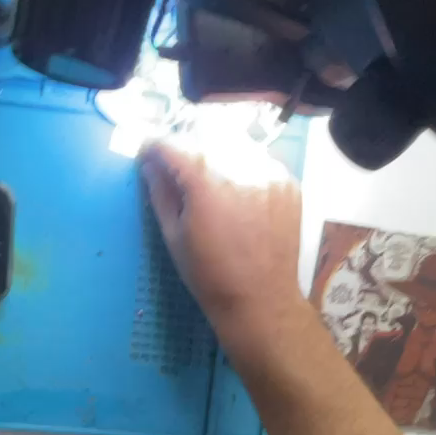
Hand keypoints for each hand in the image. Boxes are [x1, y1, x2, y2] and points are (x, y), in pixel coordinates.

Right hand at [141, 135, 305, 344]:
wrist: (261, 300)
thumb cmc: (209, 275)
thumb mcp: (174, 237)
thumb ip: (160, 193)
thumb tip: (149, 164)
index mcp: (206, 182)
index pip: (173, 144)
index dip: (155, 146)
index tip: (147, 154)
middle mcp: (241, 167)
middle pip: (205, 134)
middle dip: (186, 144)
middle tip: (176, 165)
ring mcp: (270, 172)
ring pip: (235, 142)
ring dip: (216, 151)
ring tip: (208, 177)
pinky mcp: (288, 182)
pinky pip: (259, 159)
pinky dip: (242, 165)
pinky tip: (237, 191)